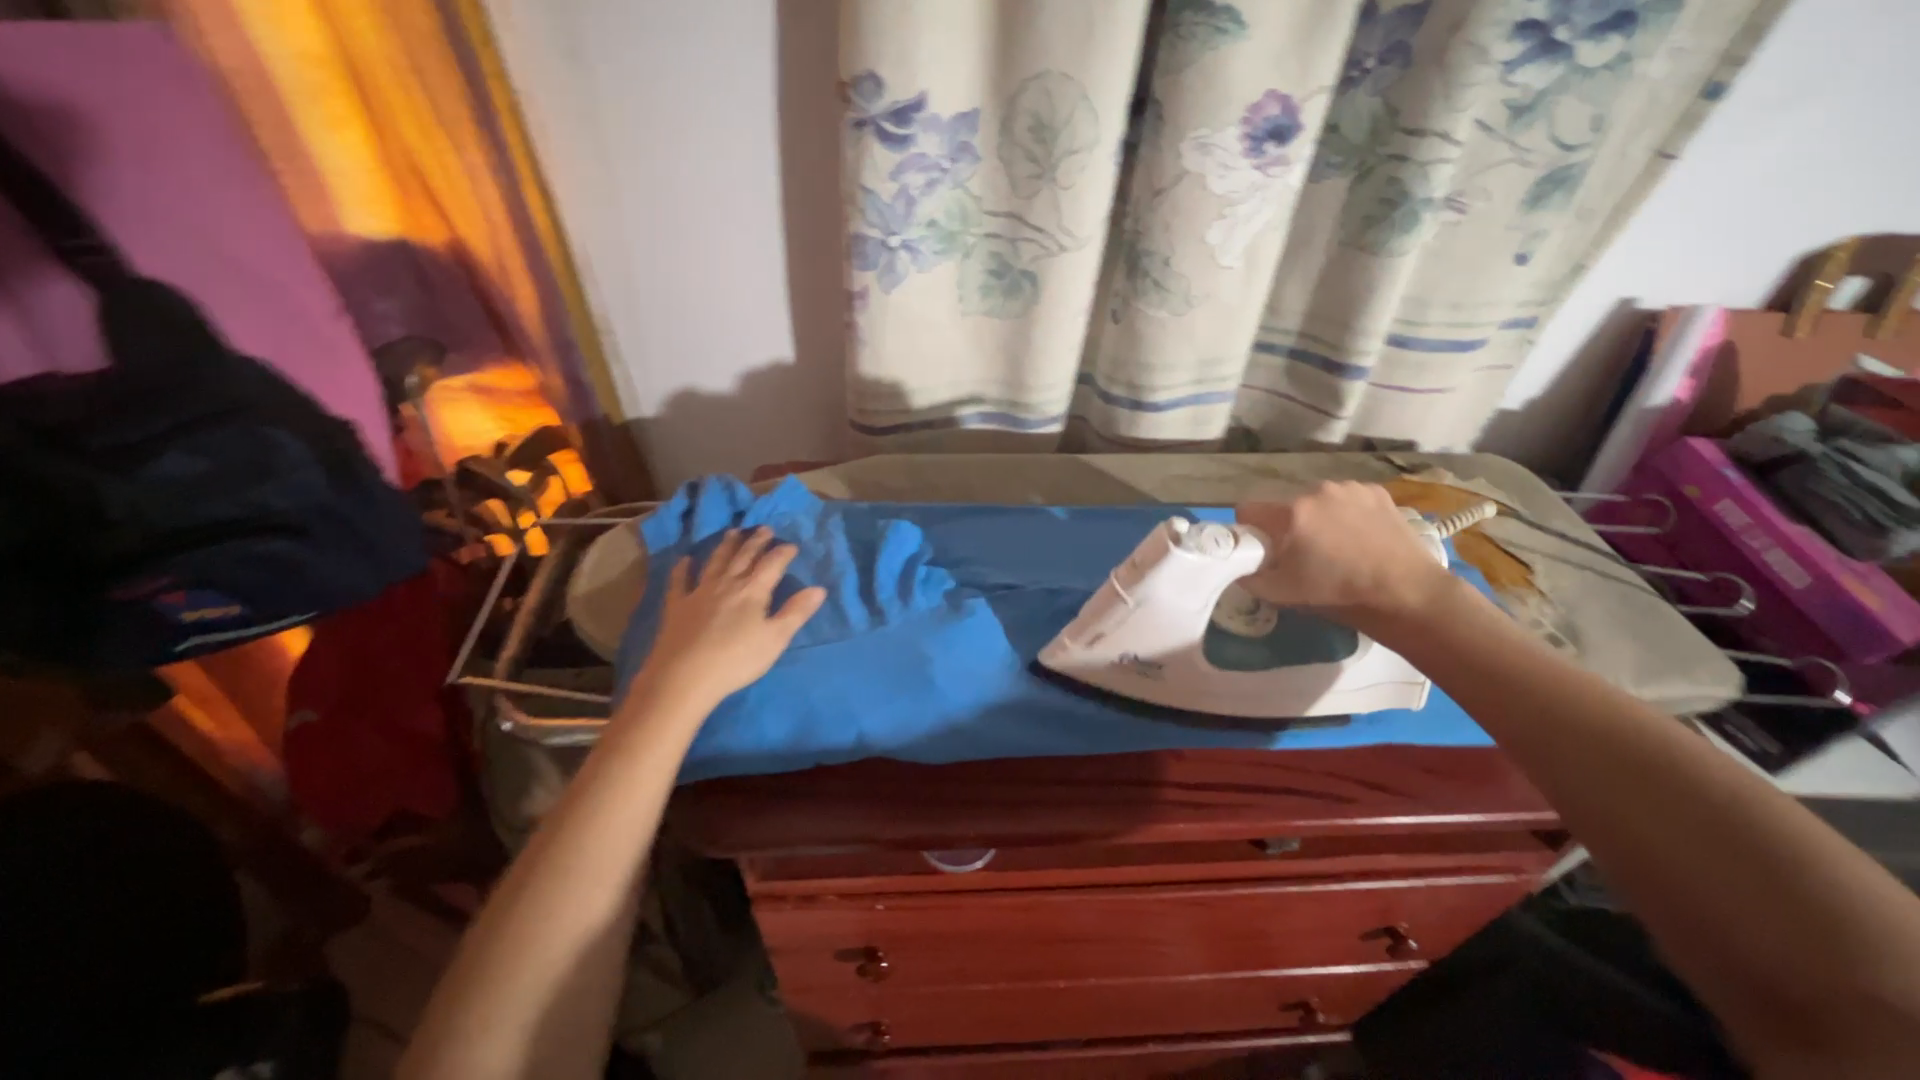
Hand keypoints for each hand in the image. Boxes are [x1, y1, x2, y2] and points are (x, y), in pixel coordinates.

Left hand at [633, 527, 826, 709]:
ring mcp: (699, 592)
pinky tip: (685, 559)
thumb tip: (818, 589)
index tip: (791, 545)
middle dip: (756, 542)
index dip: (783, 553)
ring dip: (726, 546)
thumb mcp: (775, 639)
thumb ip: (796, 612)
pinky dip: (683, 568)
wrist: (685, 675)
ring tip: (733, 532)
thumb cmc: (737, 660)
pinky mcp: (677, 605)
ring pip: (715, 562)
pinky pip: (679, 580)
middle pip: (744, 557)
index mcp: (753, 591)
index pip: (772, 564)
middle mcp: (727, 584)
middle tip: (764, 529)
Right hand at [1235, 481, 1458, 632]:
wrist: (1407, 593)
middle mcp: (1317, 490)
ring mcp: (1350, 488)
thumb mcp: (1283, 594)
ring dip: (1318, 518)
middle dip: (1287, 527)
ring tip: (1337, 547)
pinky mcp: (1377, 492)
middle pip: (1284, 506)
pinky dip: (1346, 514)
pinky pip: (1346, 499)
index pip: (1247, 509)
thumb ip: (1248, 577)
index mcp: (1291, 513)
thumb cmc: (1339, 594)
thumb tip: (1237, 566)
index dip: (1249, 531)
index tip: (1263, 551)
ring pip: (1317, 501)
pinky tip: (1360, 537)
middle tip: (1304, 556)